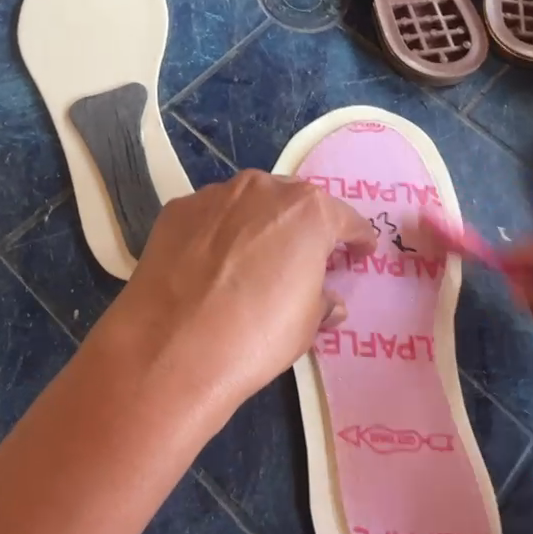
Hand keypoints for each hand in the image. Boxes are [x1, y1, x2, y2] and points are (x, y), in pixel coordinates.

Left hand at [104, 170, 375, 409]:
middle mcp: (263, 189)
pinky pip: (210, 217)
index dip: (356, 238)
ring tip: (252, 260)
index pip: (346, 219)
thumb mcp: (307, 325)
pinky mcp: (177, 208)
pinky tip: (210, 265)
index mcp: (309, 211)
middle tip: (302, 257)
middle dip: (302, 226)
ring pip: (248, 203)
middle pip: (294, 201)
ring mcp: (215, 194)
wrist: (173, 344)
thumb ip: (322, 301)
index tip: (360, 253)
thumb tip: (327, 299)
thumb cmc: (257, 335)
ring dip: (258, 224)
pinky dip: (218, 233)